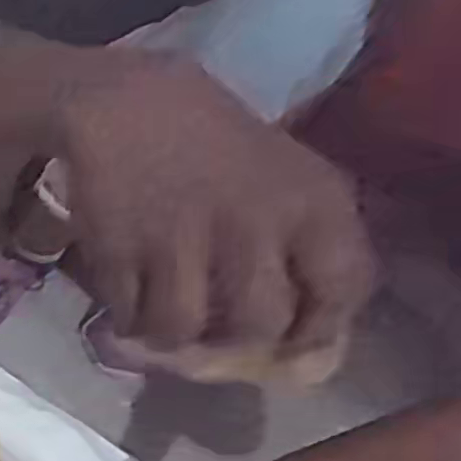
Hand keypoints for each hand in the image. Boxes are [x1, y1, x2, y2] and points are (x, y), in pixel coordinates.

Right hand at [55, 57, 374, 354]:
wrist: (126, 112)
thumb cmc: (210, 144)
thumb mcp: (282, 178)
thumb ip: (294, 240)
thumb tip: (285, 321)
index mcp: (312, 202)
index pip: (341, 289)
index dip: (317, 332)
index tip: (291, 348)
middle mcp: (253, 225)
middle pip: (256, 324)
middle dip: (230, 346)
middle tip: (210, 344)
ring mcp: (179, 241)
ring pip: (179, 329)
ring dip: (165, 340)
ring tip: (155, 328)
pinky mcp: (120, 253)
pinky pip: (126, 312)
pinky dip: (124, 320)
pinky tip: (124, 306)